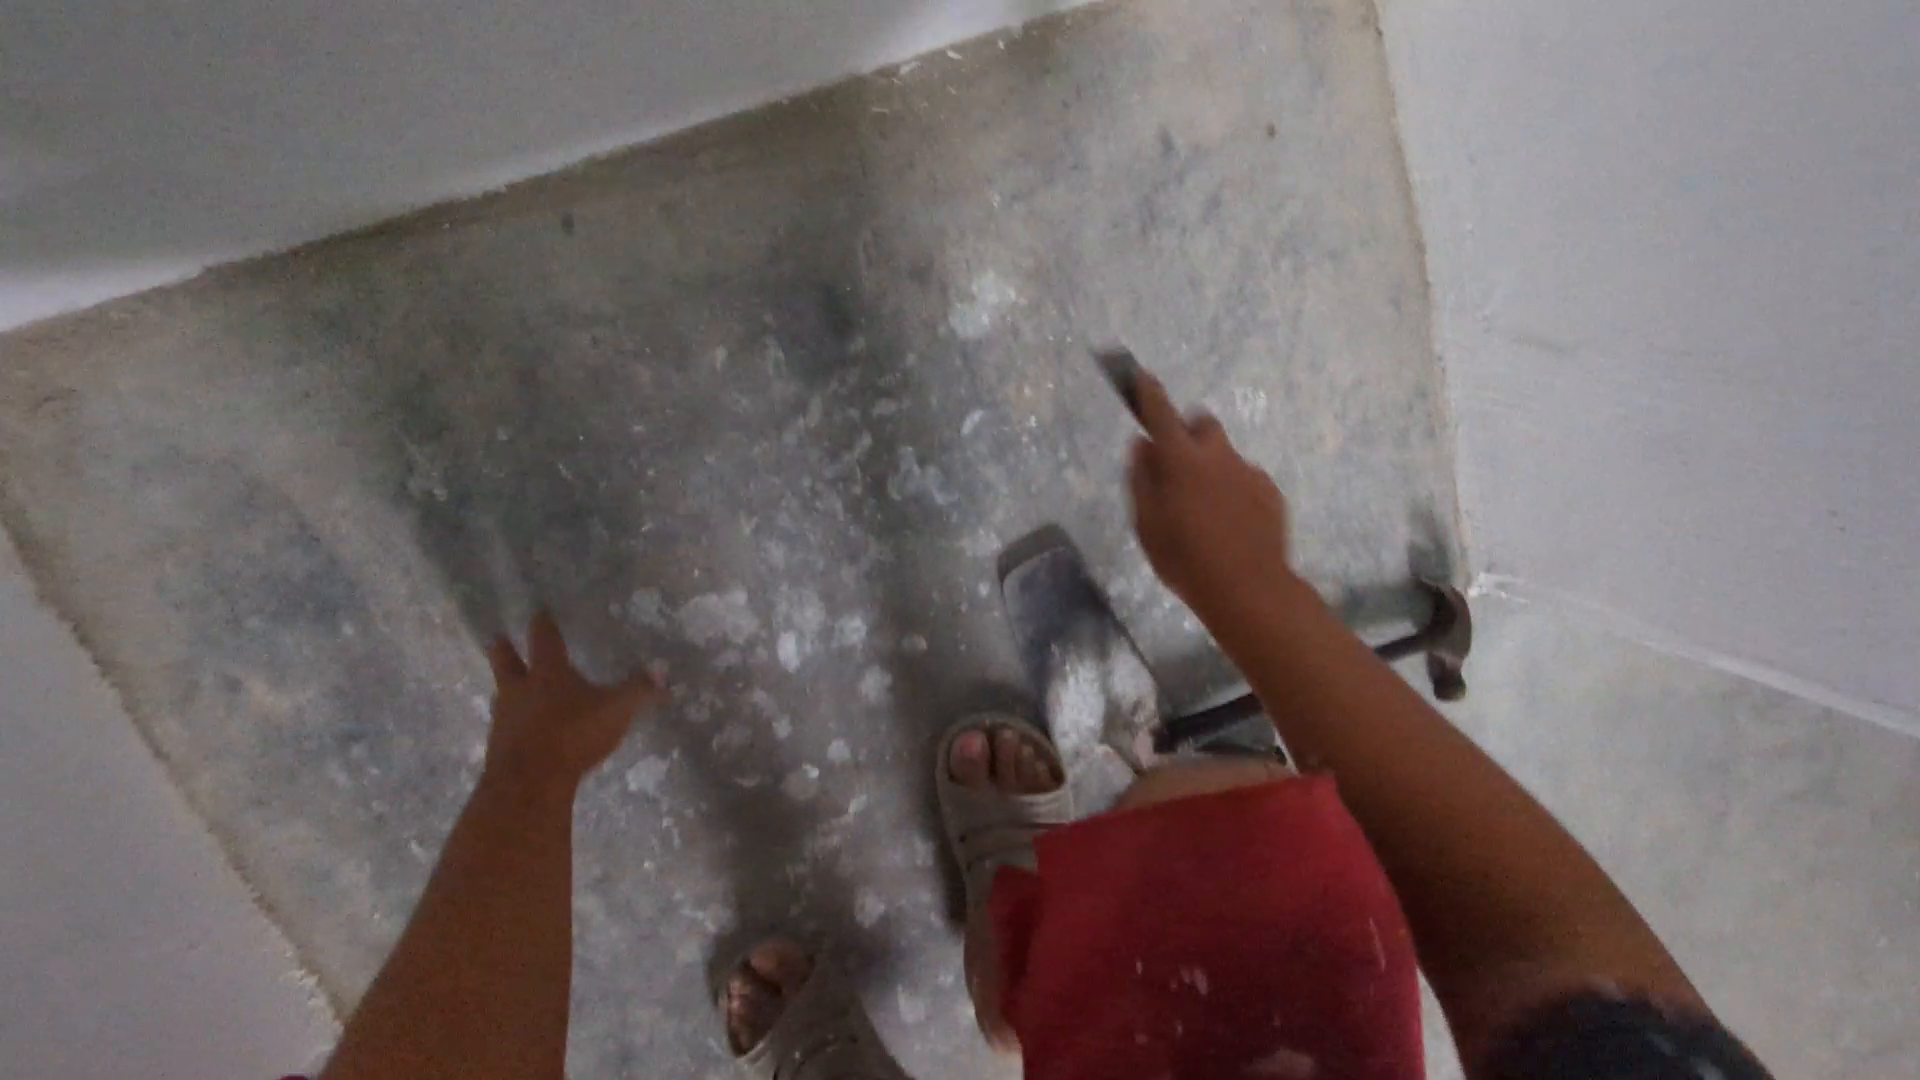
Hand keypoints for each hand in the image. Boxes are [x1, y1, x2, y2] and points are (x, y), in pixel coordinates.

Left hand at [482, 611, 666, 794]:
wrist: (530, 782)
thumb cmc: (574, 734)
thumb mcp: (617, 709)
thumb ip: (639, 690)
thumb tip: (663, 671)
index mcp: (549, 674)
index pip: (544, 640)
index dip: (543, 624)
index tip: (538, 611)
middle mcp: (520, 690)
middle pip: (507, 662)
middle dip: (504, 649)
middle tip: (497, 637)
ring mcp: (505, 719)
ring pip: (502, 695)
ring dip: (505, 687)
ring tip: (508, 686)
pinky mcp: (500, 748)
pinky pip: (506, 726)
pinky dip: (513, 722)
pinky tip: (521, 729)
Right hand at [1128, 374, 1296, 622]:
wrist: (1249, 589)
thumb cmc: (1185, 560)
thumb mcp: (1147, 525)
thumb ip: (1141, 480)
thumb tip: (1141, 446)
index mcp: (1182, 462)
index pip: (1162, 415)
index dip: (1149, 394)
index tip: (1142, 377)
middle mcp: (1218, 457)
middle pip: (1203, 424)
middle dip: (1189, 435)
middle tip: (1178, 467)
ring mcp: (1250, 473)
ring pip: (1225, 456)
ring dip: (1212, 469)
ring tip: (1205, 509)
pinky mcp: (1271, 493)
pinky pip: (1246, 479)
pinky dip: (1234, 491)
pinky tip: (1230, 524)